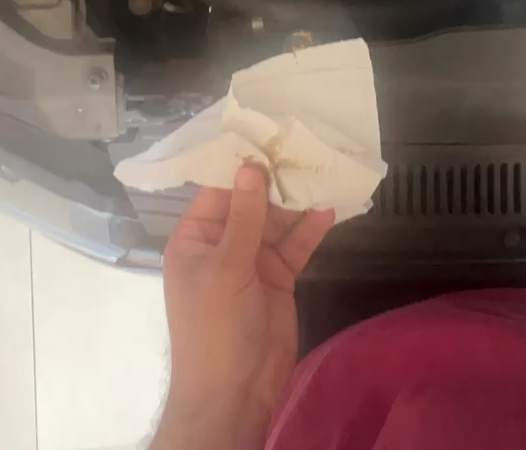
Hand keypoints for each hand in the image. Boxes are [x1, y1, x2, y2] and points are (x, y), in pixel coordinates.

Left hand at [152, 163, 336, 449]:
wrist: (236, 392)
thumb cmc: (215, 327)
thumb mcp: (226, 267)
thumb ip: (243, 216)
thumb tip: (251, 167)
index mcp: (195, 237)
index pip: (218, 190)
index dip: (242, 164)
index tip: (267, 133)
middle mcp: (222, 243)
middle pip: (252, 201)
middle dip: (276, 179)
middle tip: (305, 146)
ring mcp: (251, 260)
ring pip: (277, 220)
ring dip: (297, 200)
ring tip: (323, 168)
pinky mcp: (278, 276)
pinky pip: (295, 244)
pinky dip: (311, 227)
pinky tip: (330, 207)